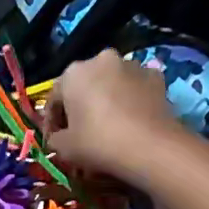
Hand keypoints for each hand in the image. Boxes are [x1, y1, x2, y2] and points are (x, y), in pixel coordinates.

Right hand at [46, 50, 188, 178]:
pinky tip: (132, 120)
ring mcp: (131, 65)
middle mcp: (101, 60)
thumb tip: (57, 138)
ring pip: (112, 83)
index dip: (52, 121)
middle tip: (82, 130)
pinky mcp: (155, 77)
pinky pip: (136, 88)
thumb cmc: (98, 144)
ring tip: (110, 125)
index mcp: (73, 73)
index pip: (55, 97)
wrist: (150, 147)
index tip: (54, 140)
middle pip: (85, 84)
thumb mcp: (65, 149)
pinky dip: (132, 100)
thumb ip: (55, 139)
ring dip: (107, 99)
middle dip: (81, 105)